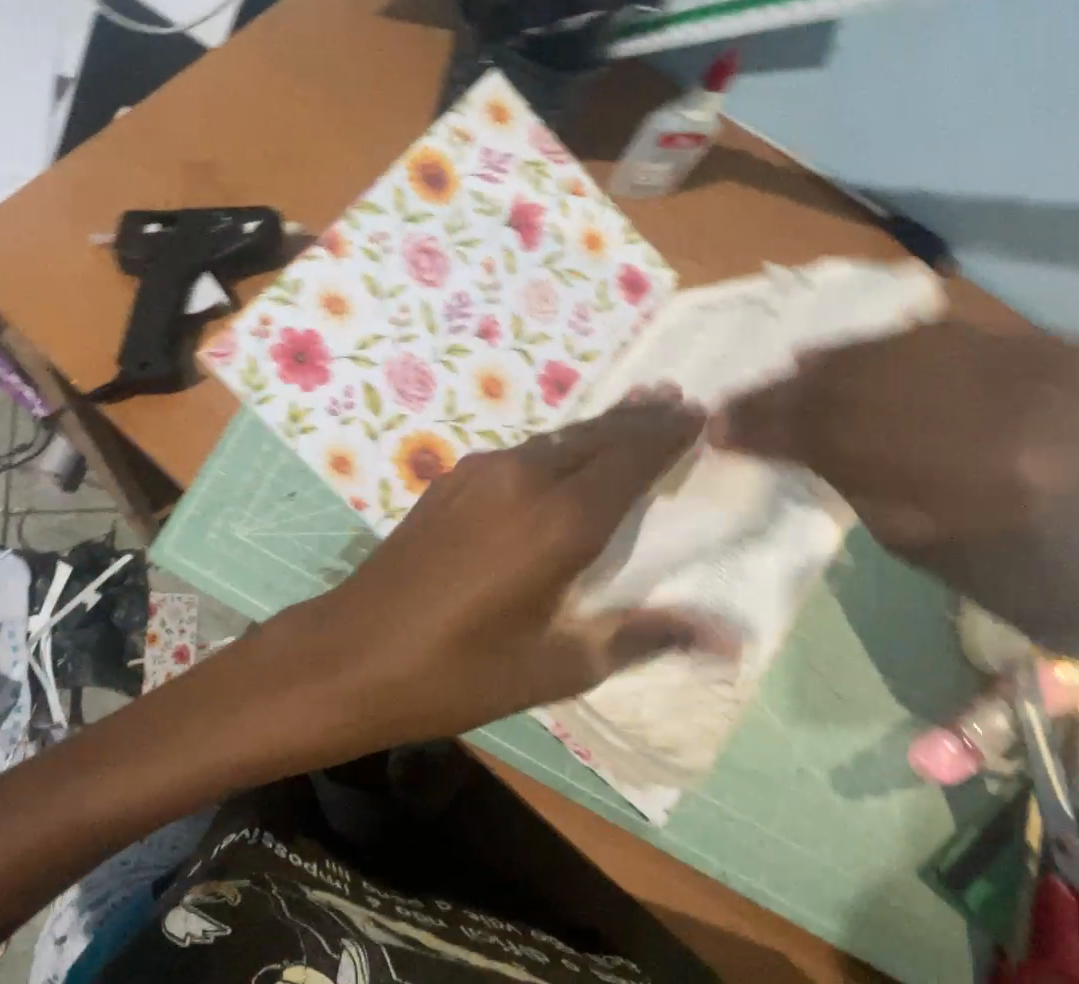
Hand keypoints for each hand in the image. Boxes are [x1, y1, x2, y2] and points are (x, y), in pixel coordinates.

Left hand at [248, 396, 731, 756]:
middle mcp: (522, 480)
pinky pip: (518, 454)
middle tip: (677, 405)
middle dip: (638, 421)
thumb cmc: (459, 674)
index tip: (700, 415)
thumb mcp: (558, 666)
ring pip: (553, 439)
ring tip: (633, 418)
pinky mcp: (447, 483)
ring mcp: (477, 475)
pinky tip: (562, 457)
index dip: (668, 435)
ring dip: (596, 430)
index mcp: (560, 521)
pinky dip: (555, 447)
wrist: (352, 655)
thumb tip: (726, 635)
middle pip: (594, 437)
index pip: (631, 459)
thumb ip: (641, 636)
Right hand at [710, 322, 1078, 550]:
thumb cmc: (1024, 582)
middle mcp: (1011, 405)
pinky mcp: (1070, 351)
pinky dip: (894, 349)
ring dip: (835, 362)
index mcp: (970, 480)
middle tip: (740, 400)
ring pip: (904, 347)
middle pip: (863, 379)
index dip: (768, 425)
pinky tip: (860, 360)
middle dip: (789, 389)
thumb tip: (784, 438)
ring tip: (790, 374)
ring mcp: (1048, 367)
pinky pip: (954, 339)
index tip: (718, 426)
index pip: (836, 433)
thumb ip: (849, 479)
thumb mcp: (918, 542)